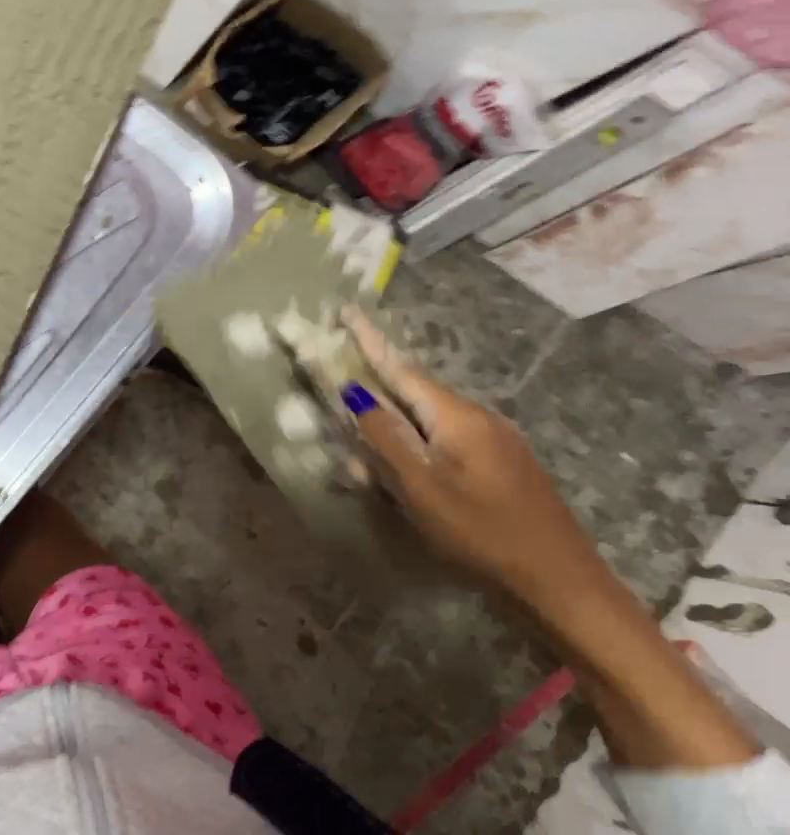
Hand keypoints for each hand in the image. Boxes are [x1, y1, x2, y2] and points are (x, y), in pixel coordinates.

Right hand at [345, 309, 760, 769]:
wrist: (560, 584)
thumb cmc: (481, 532)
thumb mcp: (419, 485)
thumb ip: (383, 435)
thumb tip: (354, 392)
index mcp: (457, 417)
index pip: (400, 369)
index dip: (369, 341)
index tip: (345, 310)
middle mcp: (478, 419)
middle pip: (411, 394)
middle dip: (372, 392)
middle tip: (335, 390)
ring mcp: (494, 444)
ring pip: (425, 423)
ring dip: (389, 430)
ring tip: (361, 455)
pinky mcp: (499, 468)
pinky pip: (442, 444)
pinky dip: (412, 449)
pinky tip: (398, 474)